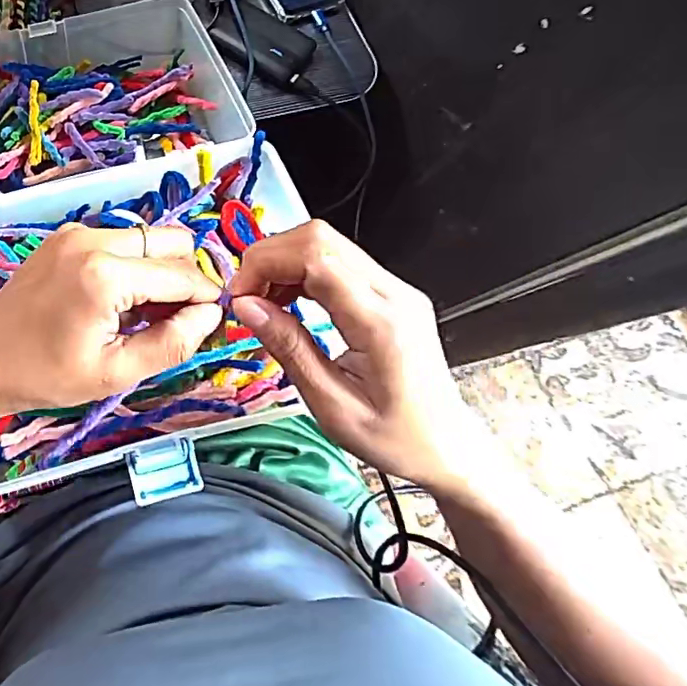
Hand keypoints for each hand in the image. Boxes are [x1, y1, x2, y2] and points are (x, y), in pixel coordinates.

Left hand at [0, 223, 223, 429]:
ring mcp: (74, 233)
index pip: (183, 275)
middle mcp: (91, 239)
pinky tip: (116, 301)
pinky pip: (118, 240)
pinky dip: (131, 265)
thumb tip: (210, 315)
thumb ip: (171, 343)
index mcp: (104, 274)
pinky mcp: (63, 237)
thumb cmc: (44, 376)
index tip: (208, 324)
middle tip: (172, 320)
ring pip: (146, 238)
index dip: (205, 299)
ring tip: (140, 315)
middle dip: (184, 277)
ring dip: (157, 270)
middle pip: (171, 242)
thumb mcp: (114, 373)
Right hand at [229, 220, 489, 493]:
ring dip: (283, 262)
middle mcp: (393, 294)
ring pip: (326, 242)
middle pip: (319, 238)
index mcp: (381, 323)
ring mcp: (395, 289)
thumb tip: (246, 306)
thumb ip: (288, 348)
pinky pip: (337, 260)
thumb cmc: (396, 437)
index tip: (239, 296)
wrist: (447, 447)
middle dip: (268, 258)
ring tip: (263, 300)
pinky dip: (301, 271)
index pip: (316, 258)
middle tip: (245, 296)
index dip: (265, 265)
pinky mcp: (390, 292)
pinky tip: (288, 299)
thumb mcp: (331, 405)